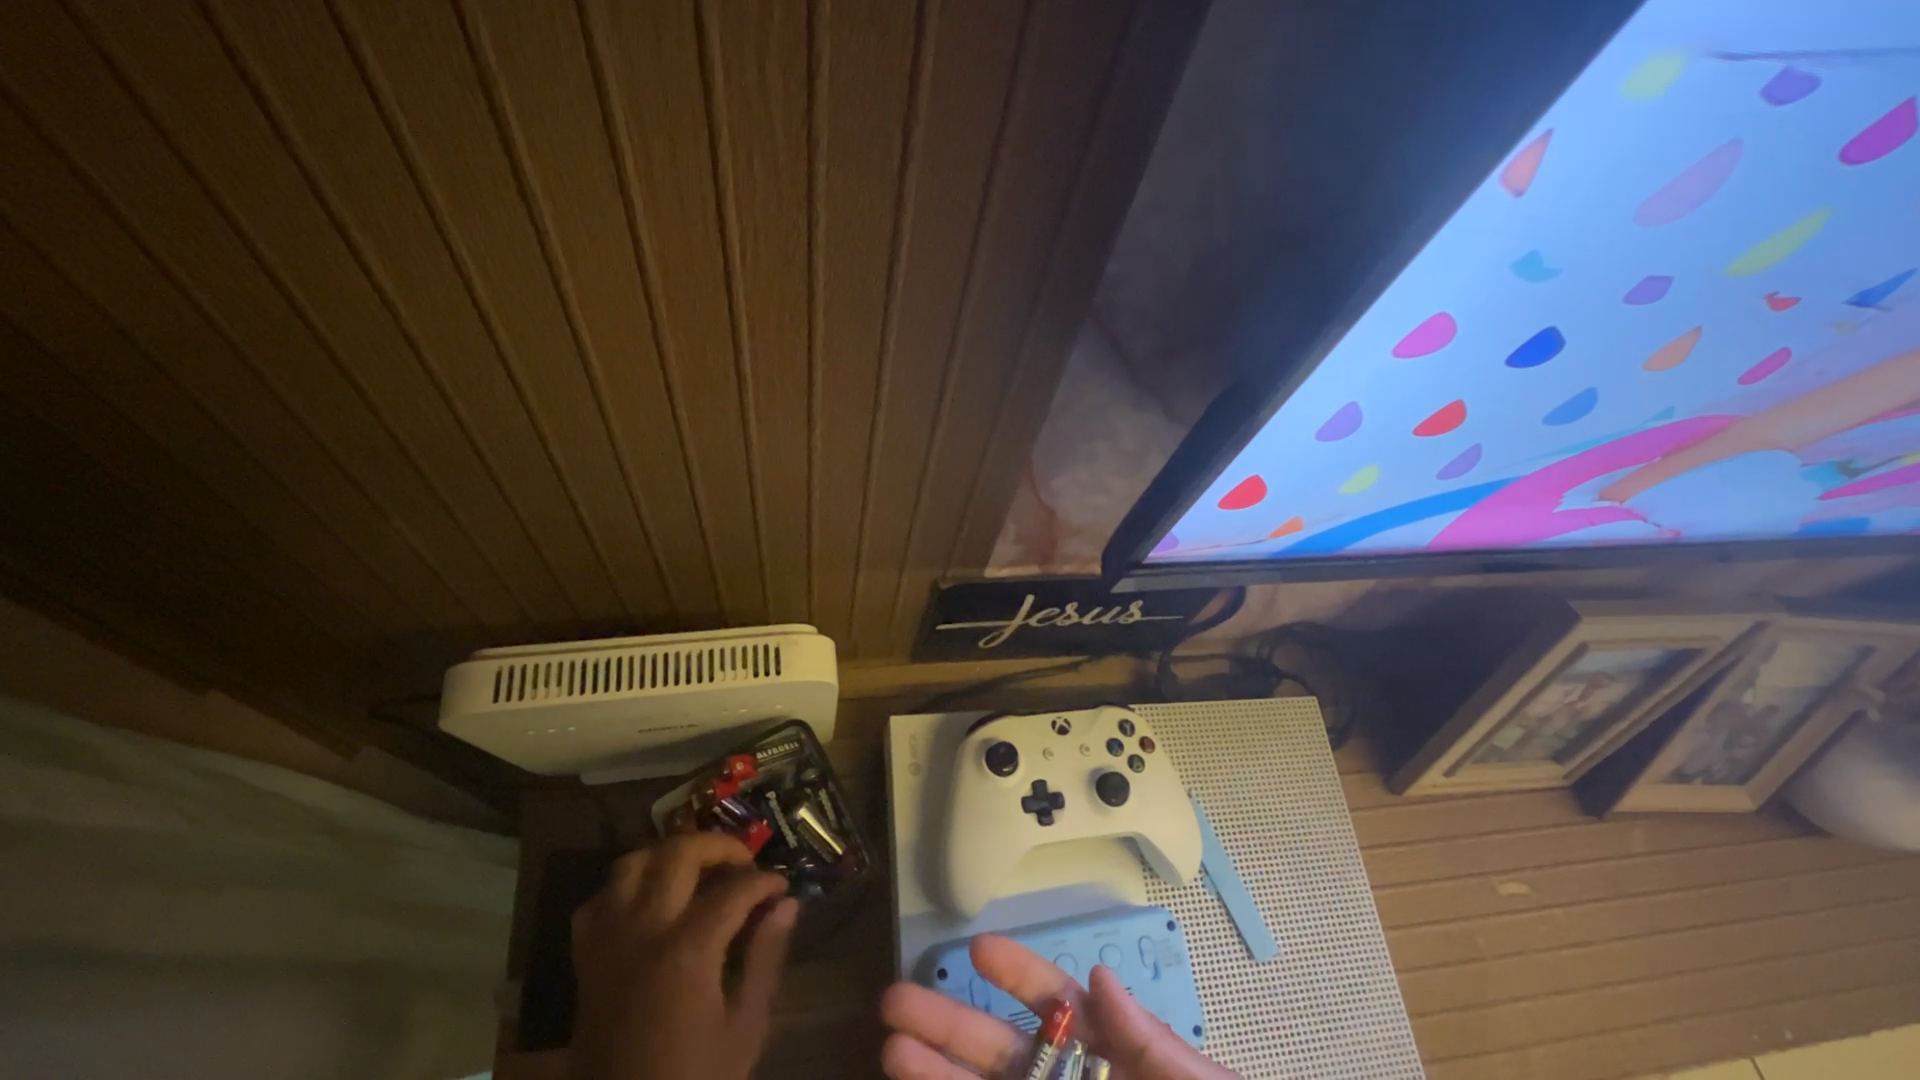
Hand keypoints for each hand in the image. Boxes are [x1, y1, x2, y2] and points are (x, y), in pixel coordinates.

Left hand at [569, 833, 799, 1079]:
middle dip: (719, 847)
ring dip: (669, 856)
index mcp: (687, 951)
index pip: (734, 889)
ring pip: (632, 864)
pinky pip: (599, 901)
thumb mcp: (746, 1027)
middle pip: (678, 855)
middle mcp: (643, 932)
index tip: (782, 885)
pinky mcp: (585, 960)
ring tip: (698, 871)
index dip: (765, 879)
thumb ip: (766, 957)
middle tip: (745, 864)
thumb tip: (787, 904)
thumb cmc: (696, 1078)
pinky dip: (625, 889)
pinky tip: (649, 904)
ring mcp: (608, 943)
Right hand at [879, 934, 1239, 1078]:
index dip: (1017, 973)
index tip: (978, 947)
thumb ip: (1151, 1040)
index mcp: (1113, 1051)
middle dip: (950, 1023)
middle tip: (896, 999)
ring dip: (937, 1073)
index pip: (1057, 1002)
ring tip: (891, 1051)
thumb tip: (1101, 977)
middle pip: (1002, 1050)